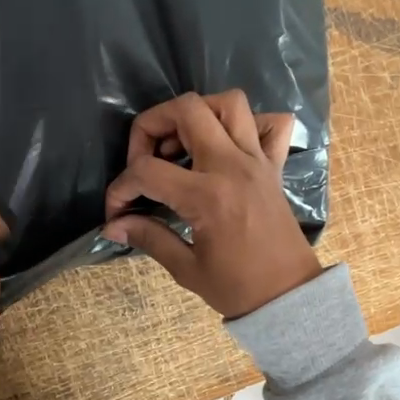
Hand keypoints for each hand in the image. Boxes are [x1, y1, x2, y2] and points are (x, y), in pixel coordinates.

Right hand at [103, 91, 320, 317]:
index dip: (120, 189)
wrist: (286, 295)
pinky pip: (270, 123)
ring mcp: (257, 160)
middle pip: (188, 110)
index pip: (147, 171)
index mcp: (206, 196)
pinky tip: (227, 148)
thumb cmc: (235, 287)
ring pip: (228, 104)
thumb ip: (149, 237)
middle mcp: (232, 166)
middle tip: (143, 159)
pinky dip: (248, 124)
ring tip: (180, 145)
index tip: (116, 213)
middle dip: (151, 126)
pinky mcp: (274, 165)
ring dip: (197, 114)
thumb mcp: (185, 268)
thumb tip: (113, 226)